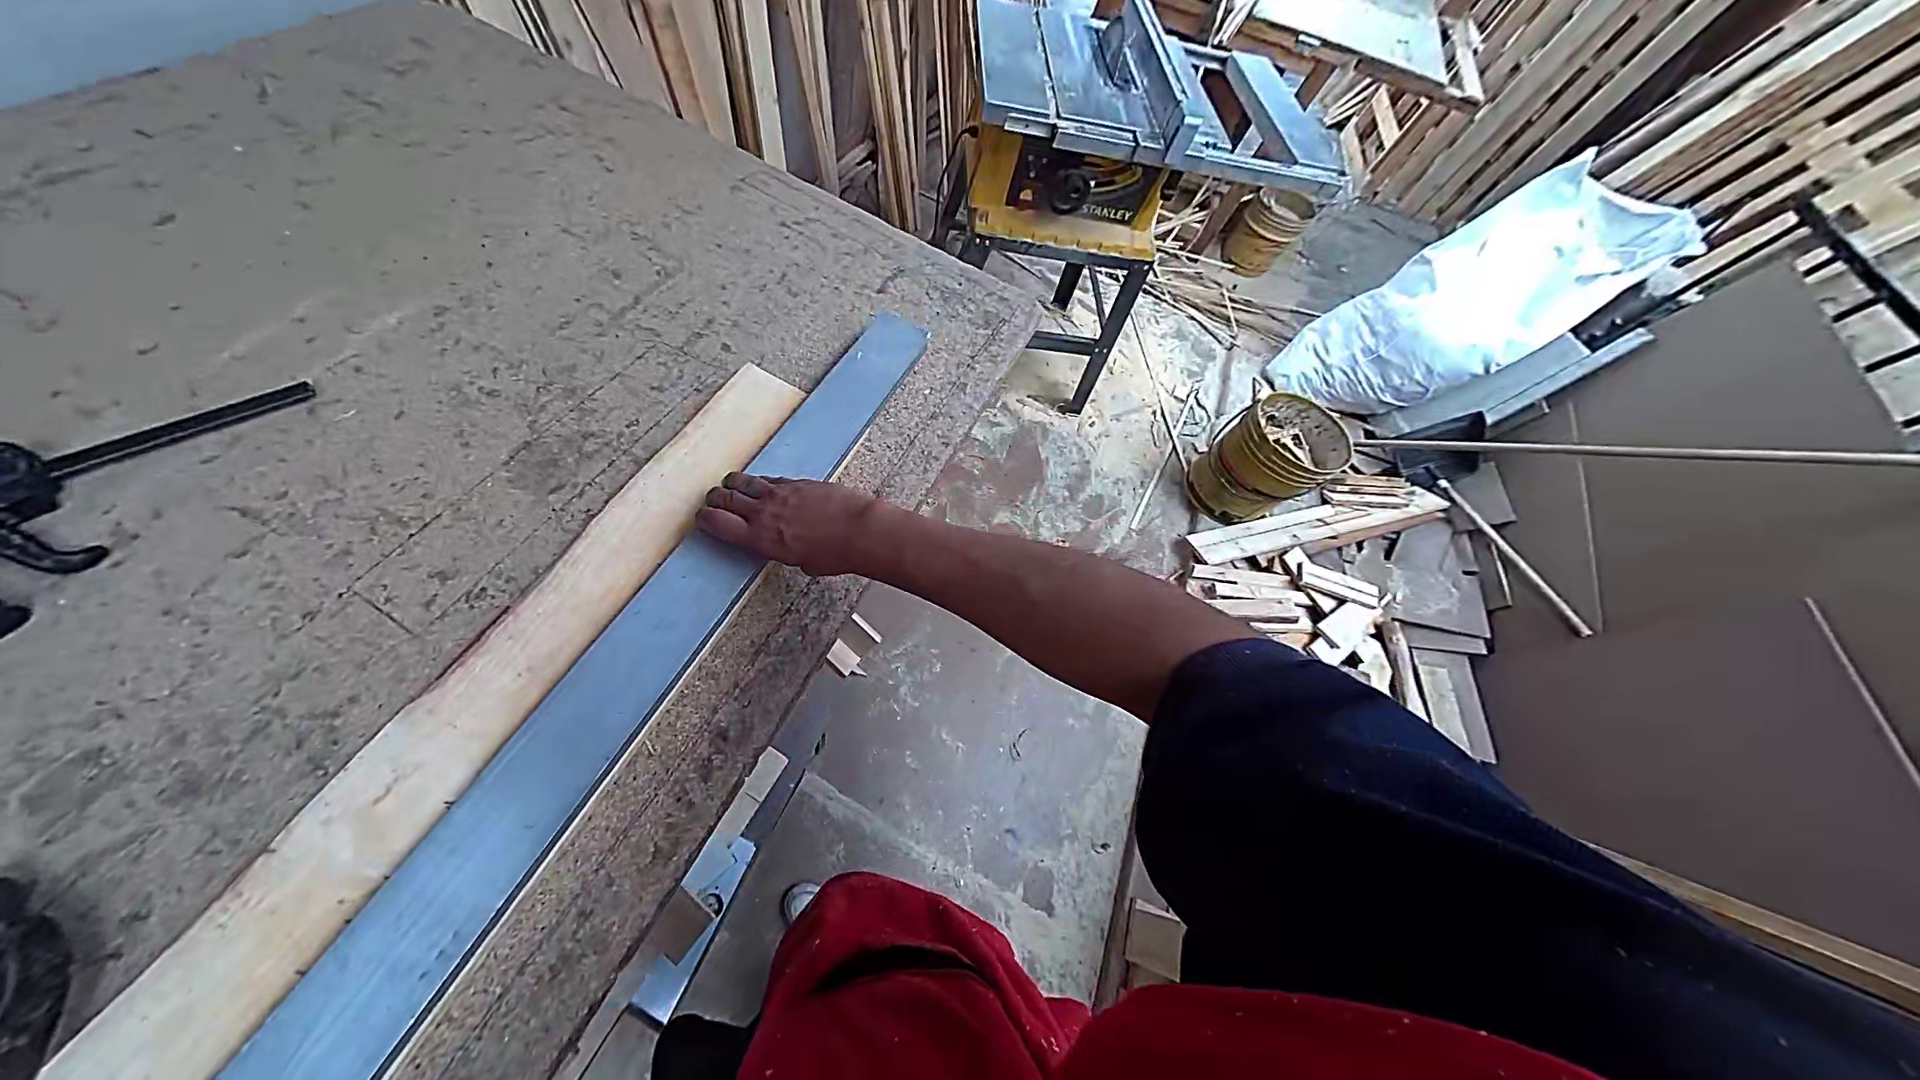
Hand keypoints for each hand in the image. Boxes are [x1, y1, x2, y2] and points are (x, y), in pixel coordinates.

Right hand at [695, 473, 888, 576]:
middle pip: (725, 498)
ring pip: (744, 481)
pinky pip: (770, 480)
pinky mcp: (797, 483)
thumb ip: (786, 551)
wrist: (859, 530)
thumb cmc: (836, 554)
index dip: (705, 519)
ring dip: (733, 484)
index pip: (718, 524)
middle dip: (715, 499)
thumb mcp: (802, 562)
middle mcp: (764, 513)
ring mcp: (780, 494)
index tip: (702, 518)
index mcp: (760, 538)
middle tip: (713, 501)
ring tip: (730, 486)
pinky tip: (763, 485)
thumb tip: (790, 548)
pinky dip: (762, 482)